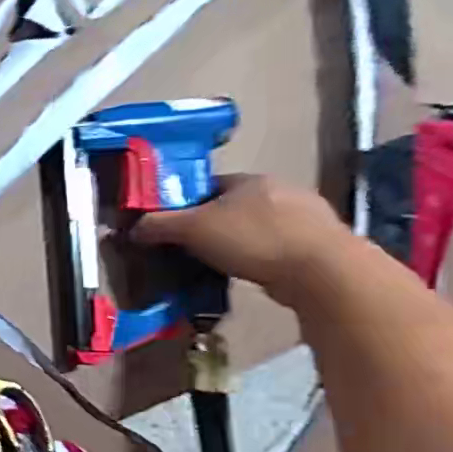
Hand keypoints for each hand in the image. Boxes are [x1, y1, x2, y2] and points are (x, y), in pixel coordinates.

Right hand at [133, 175, 356, 301]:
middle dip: (211, 223)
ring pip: (256, 226)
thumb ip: (157, 225)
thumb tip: (131, 228)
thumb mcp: (191, 229)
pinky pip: (276, 246)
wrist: (321, 270)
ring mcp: (307, 216)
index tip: (170, 224)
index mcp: (251, 180)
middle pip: (233, 205)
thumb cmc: (251, 238)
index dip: (185, 203)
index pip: (208, 185)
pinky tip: (249, 271)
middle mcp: (282, 190)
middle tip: (189, 246)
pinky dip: (259, 256)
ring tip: (217, 262)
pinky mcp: (320, 243)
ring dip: (237, 241)